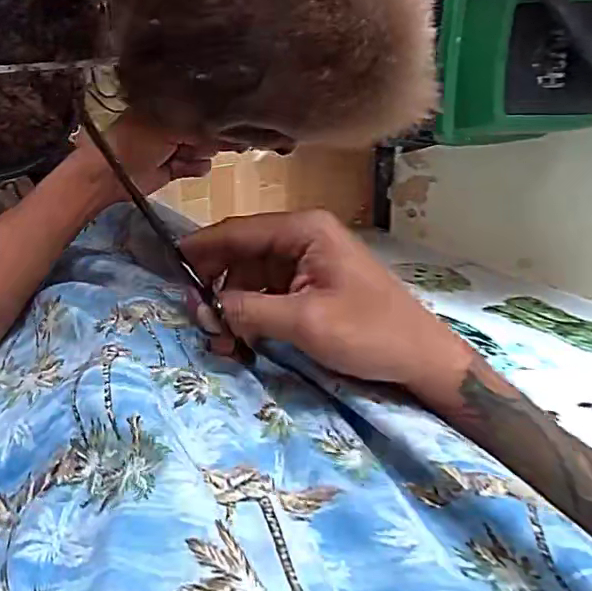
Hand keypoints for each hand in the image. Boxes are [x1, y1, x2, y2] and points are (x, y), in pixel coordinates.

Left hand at [66, 112, 215, 204]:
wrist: (110, 175)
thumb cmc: (135, 141)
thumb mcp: (169, 127)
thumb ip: (198, 126)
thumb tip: (223, 128)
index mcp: (163, 107)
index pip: (196, 108)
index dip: (211, 115)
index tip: (227, 120)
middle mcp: (168, 125)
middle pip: (201, 130)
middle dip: (207, 136)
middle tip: (207, 140)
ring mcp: (169, 148)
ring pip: (199, 149)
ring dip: (200, 153)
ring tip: (190, 154)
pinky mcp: (170, 169)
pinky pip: (192, 167)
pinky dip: (196, 167)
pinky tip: (196, 166)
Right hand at [180, 210, 470, 387]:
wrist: (422, 359)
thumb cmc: (370, 332)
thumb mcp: (306, 322)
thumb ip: (250, 309)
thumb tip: (207, 306)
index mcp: (304, 230)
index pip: (239, 231)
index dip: (201, 248)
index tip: (169, 268)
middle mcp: (303, 238)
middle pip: (242, 255)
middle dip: (217, 287)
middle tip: (199, 322)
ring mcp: (308, 263)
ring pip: (252, 279)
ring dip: (232, 307)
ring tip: (221, 342)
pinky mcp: (312, 288)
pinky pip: (269, 296)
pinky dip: (252, 316)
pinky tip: (242, 342)